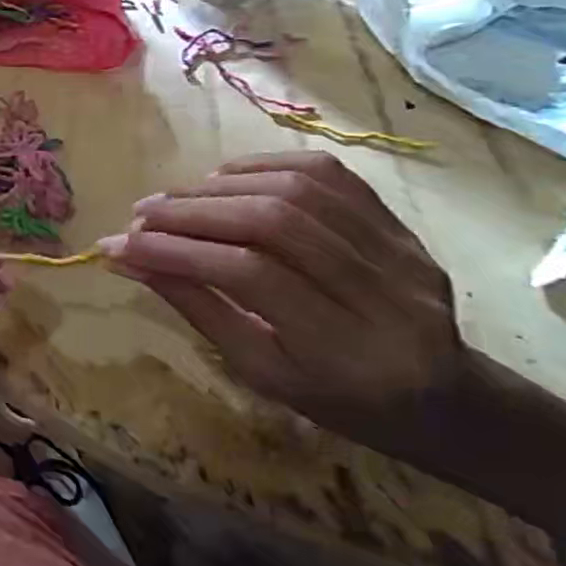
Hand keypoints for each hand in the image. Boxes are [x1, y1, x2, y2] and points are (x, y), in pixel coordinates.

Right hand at [102, 151, 463, 454]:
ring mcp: (401, 251)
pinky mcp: (401, 223)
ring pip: (296, 189)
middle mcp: (385, 294)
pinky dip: (261, 166)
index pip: (251, 276)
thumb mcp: (260, 371)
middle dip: (193, 211)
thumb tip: (128, 258)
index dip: (179, 251)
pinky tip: (223, 179)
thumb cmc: (339, 399)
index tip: (121, 243)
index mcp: (350, 351)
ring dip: (220, 186)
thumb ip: (196, 306)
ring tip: (174, 199)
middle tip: (141, 213)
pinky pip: (324, 172)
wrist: (443, 398)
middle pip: (274, 223)